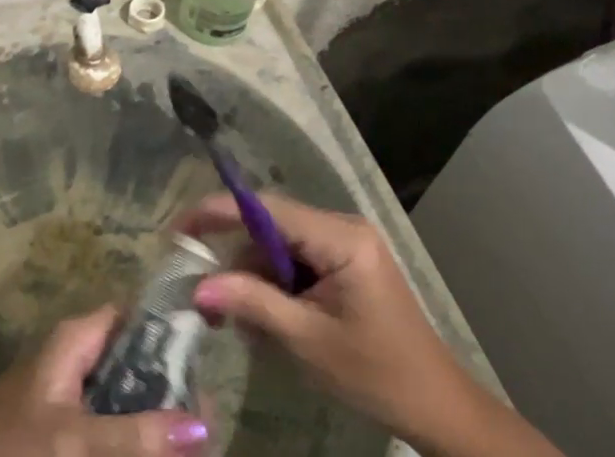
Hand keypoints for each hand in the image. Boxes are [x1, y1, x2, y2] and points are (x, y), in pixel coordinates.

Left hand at [0, 306, 212, 456]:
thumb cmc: (13, 445)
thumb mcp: (77, 440)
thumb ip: (137, 433)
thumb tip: (204, 426)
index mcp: (73, 341)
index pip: (131, 316)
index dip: (169, 328)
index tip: (208, 350)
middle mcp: (73, 358)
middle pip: (134, 360)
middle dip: (170, 387)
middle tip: (206, 417)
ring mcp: (67, 393)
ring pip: (125, 396)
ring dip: (153, 417)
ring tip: (192, 441)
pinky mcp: (61, 426)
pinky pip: (108, 423)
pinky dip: (131, 436)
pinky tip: (155, 450)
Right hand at [180, 194, 561, 456]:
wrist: (436, 406)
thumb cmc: (377, 374)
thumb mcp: (307, 340)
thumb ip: (252, 303)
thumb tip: (197, 286)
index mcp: (342, 238)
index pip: (267, 209)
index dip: (218, 212)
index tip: (178, 229)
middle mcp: (343, 228)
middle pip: (269, 227)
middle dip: (236, 261)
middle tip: (206, 298)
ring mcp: (346, 245)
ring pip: (277, 246)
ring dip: (254, 280)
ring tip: (239, 323)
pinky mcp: (345, 263)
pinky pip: (295, 262)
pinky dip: (274, 288)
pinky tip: (267, 322)